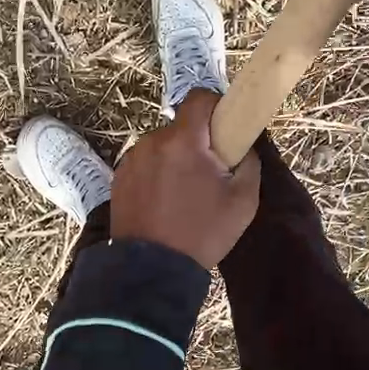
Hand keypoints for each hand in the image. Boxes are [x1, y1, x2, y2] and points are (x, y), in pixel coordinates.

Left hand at [110, 90, 261, 268]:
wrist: (152, 270)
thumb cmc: (202, 234)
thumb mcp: (243, 201)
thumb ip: (249, 163)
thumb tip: (244, 145)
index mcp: (184, 141)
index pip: (199, 98)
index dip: (216, 106)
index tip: (226, 128)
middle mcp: (153, 142)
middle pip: (182, 127)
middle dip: (198, 142)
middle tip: (210, 174)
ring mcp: (132, 159)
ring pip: (163, 146)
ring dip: (176, 159)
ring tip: (184, 195)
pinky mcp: (119, 177)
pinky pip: (146, 164)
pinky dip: (157, 174)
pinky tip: (164, 203)